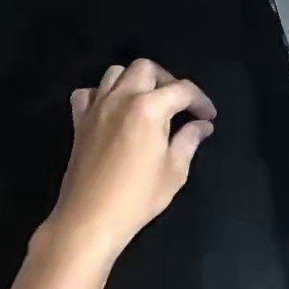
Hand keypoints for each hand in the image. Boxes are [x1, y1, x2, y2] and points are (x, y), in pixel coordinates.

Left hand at [37, 59, 216, 264]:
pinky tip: (113, 110)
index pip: (182, 90)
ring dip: (135, 81)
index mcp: (149, 108)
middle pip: (147, 68)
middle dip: (168, 81)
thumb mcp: (174, 171)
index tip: (209, 117)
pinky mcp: (79, 120)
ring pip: (116, 72)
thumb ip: (189, 140)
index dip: (201, 100)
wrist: (90, 219)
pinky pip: (89, 92)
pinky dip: (102, 94)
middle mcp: (121, 98)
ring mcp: (97, 107)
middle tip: (179, 105)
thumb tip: (202, 125)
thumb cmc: (137, 197)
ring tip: (147, 103)